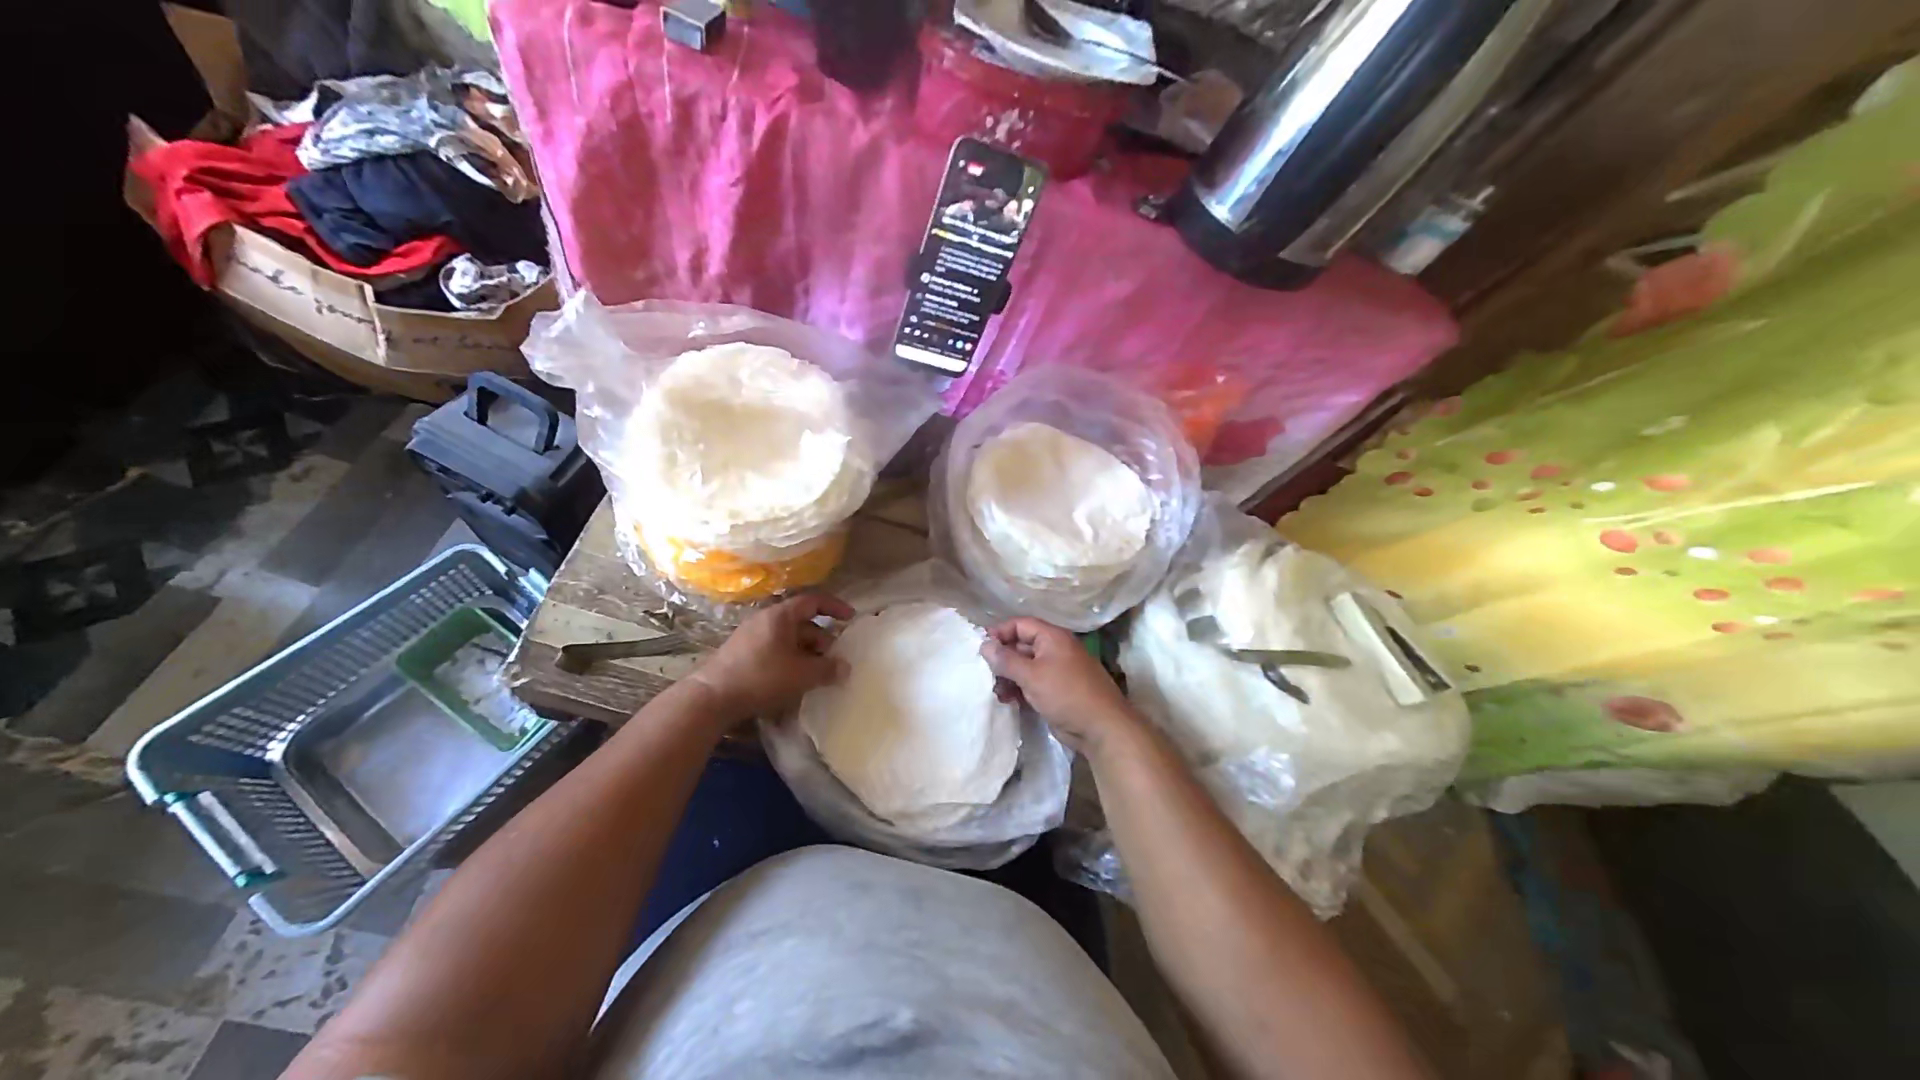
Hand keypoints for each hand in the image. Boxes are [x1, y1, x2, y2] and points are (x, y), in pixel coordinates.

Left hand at [686, 593, 854, 722]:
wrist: (713, 697)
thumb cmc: (761, 677)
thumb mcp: (801, 674)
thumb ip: (827, 669)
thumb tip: (845, 667)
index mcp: (781, 615)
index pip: (813, 601)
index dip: (835, 607)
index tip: (851, 618)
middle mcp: (766, 620)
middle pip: (802, 622)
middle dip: (822, 639)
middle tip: (836, 659)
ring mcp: (752, 636)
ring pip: (789, 638)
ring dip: (807, 652)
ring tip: (818, 673)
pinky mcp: (743, 653)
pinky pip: (775, 649)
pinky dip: (791, 660)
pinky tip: (795, 680)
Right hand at [981, 617, 1142, 755]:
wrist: (1100, 727)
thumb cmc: (1066, 693)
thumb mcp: (1032, 675)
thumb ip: (1006, 659)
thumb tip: (985, 644)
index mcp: (1053, 638)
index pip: (1021, 625)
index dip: (1000, 632)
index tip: (981, 647)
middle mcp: (1054, 650)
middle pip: (1021, 646)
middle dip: (1002, 658)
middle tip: (984, 672)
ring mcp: (1056, 672)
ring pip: (1025, 667)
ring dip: (1008, 677)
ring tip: (995, 691)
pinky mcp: (1055, 692)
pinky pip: (1031, 684)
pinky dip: (1018, 689)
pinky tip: (1007, 700)